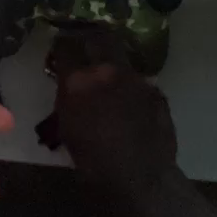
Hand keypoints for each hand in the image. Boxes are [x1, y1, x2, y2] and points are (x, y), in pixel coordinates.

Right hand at [49, 31, 182, 208]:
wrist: (140, 180)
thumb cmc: (93, 160)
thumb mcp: (67, 126)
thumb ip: (67, 96)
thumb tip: (67, 81)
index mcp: (79, 80)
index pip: (65, 45)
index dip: (61, 45)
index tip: (59, 49)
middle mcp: (108, 70)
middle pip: (99, 36)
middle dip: (90, 38)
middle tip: (85, 46)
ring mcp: (136, 79)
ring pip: (122, 59)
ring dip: (113, 65)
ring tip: (110, 81)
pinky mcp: (157, 91)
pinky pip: (140, 82)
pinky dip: (131, 88)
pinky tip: (131, 105)